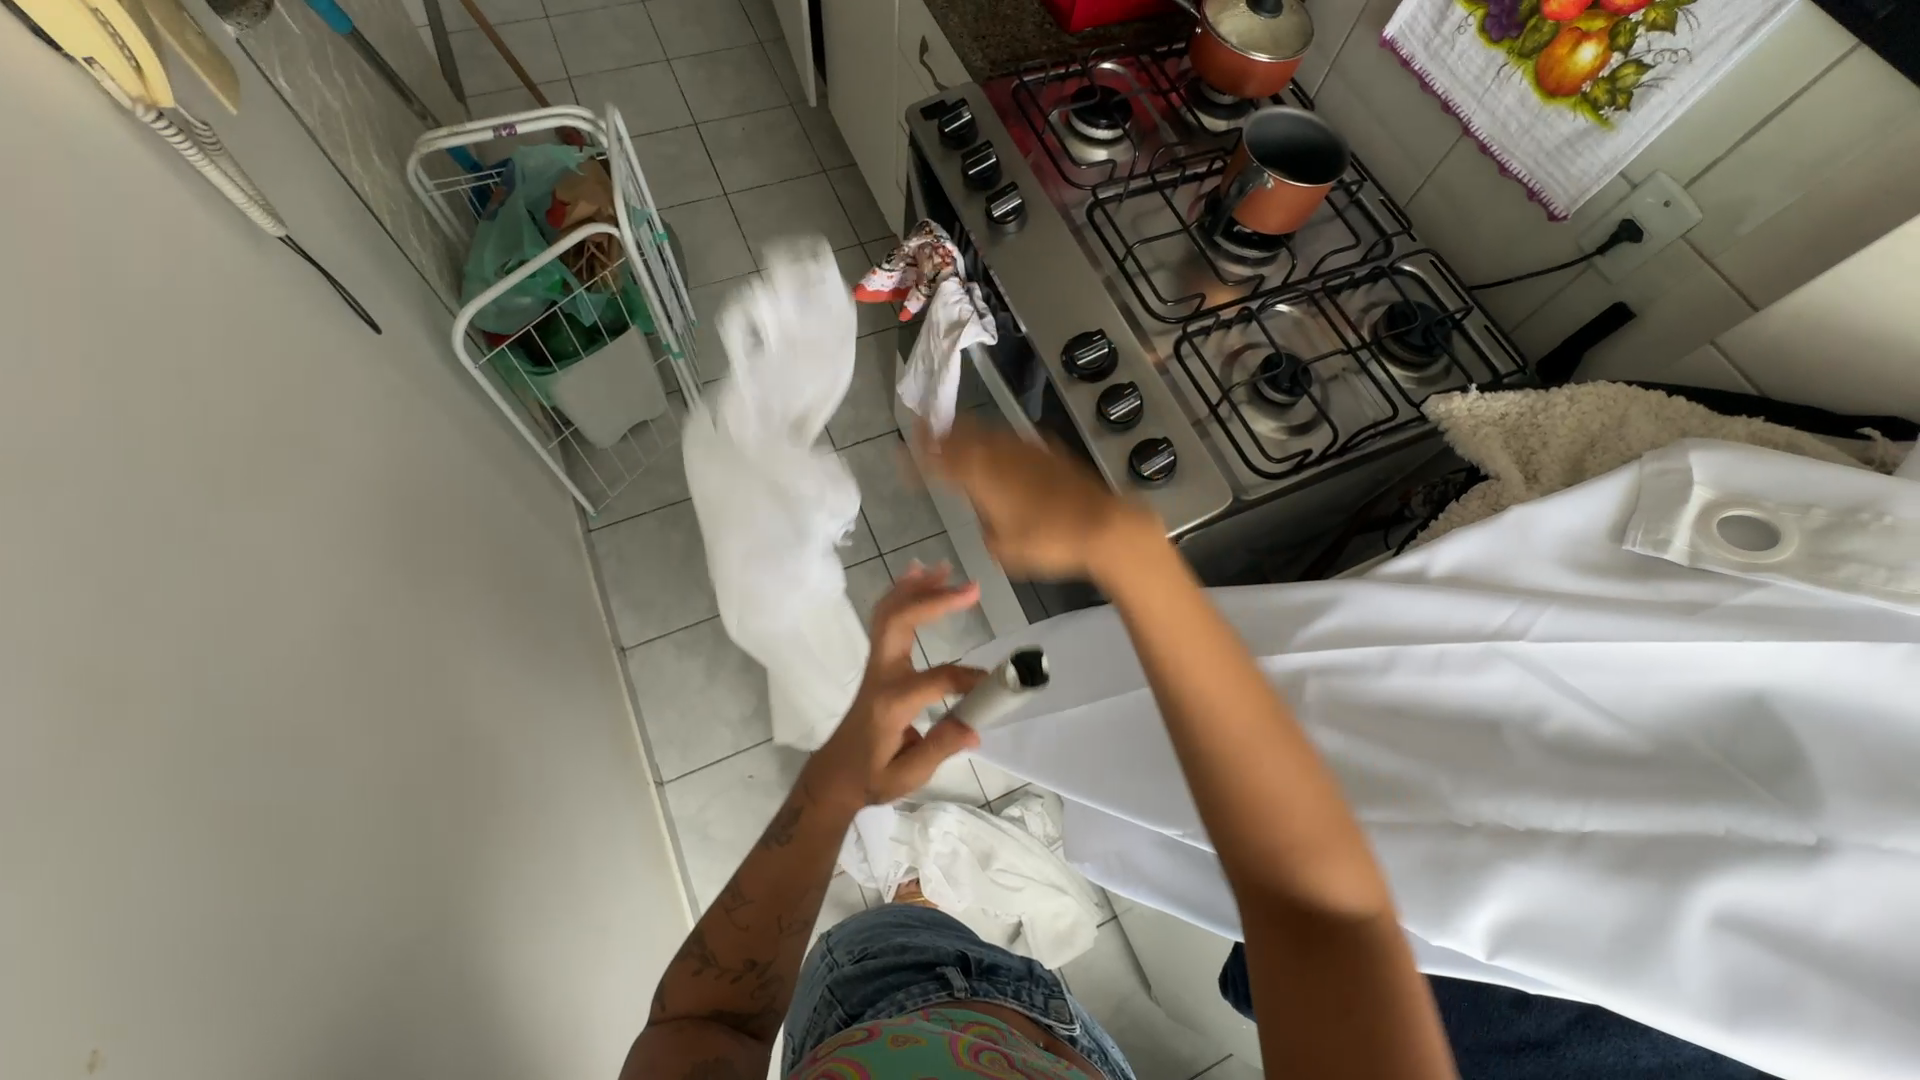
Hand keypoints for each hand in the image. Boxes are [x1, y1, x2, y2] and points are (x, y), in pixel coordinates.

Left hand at [806, 563, 986, 806]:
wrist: (835, 775)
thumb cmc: (871, 778)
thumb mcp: (907, 776)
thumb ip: (940, 749)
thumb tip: (974, 728)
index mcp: (891, 704)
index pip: (936, 679)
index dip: (968, 678)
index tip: (996, 682)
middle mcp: (881, 676)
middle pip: (899, 623)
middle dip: (933, 600)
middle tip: (971, 588)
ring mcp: (876, 665)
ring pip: (889, 614)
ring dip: (916, 588)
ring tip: (944, 568)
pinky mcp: (877, 663)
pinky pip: (886, 619)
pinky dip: (902, 594)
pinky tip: (917, 576)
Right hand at [920, 417, 1161, 581]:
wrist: (1103, 527)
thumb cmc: (1047, 542)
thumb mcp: (1002, 547)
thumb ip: (986, 524)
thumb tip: (989, 513)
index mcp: (979, 475)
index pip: (940, 460)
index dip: (919, 455)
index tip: (903, 451)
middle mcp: (999, 454)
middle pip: (962, 435)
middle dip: (940, 433)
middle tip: (923, 430)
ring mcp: (1027, 449)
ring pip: (988, 433)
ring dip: (968, 433)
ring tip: (956, 435)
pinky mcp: (1050, 452)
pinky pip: (1014, 440)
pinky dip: (998, 441)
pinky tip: (1001, 448)